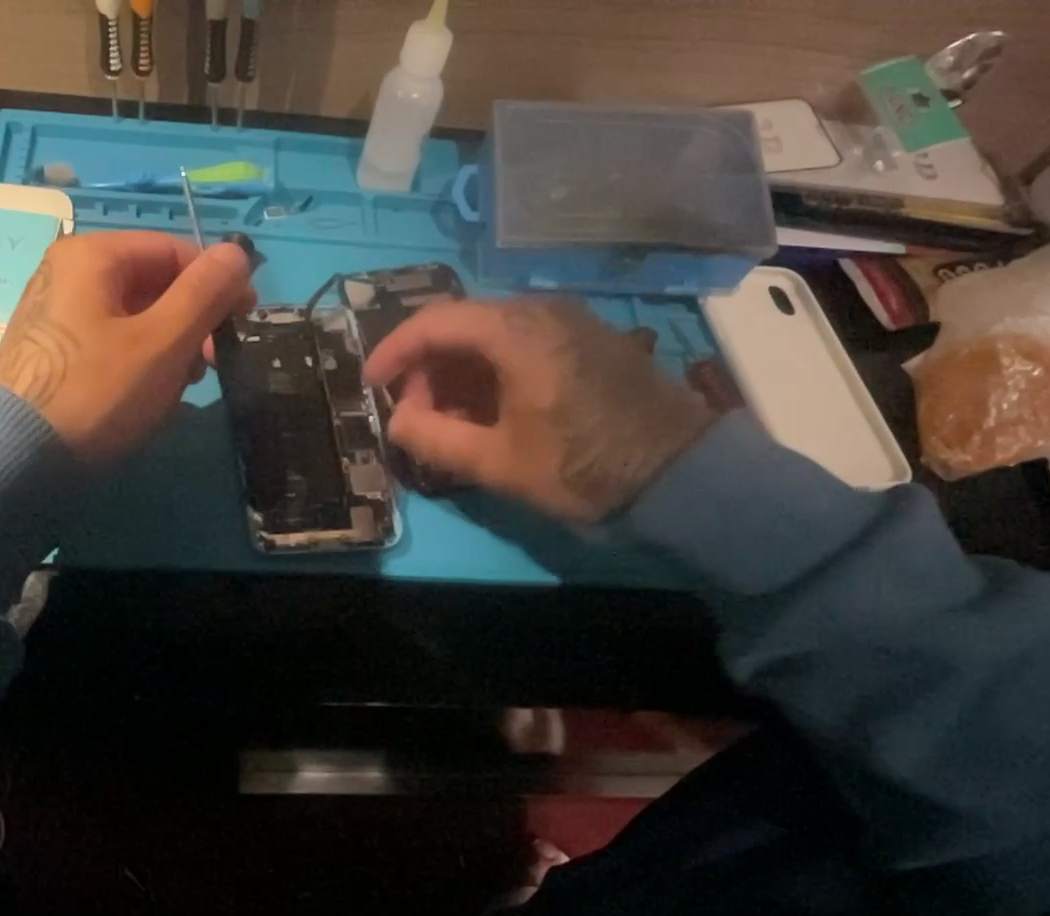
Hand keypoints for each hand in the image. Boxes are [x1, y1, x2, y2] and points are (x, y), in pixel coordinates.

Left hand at [0, 231, 255, 462]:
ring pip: (136, 317)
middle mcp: (69, 273)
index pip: (174, 250)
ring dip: (169, 348)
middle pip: (154, 284)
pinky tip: (148, 396)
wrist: (18, 458)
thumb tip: (239, 251)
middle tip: (209, 366)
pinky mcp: (54, 352)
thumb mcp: (162, 342)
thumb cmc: (97, 393)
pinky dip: (140, 363)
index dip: (216, 282)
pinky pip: (112, 343)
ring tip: (178, 389)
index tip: (243, 321)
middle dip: (190, 323)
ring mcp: (58, 313)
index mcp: (92, 256)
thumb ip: (205, 293)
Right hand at [364, 296, 714, 523]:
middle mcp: (539, 310)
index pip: (433, 322)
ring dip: (457, 374)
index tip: (370, 385)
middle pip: (460, 325)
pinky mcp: (586, 338)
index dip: (392, 351)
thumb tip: (398, 421)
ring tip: (447, 422)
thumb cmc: (582, 466)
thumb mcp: (497, 462)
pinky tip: (487, 412)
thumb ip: (434, 439)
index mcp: (514, 331)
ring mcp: (568, 320)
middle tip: (413, 415)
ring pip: (489, 335)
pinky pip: (520, 343)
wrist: (679, 472)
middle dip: (426, 369)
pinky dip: (490, 372)